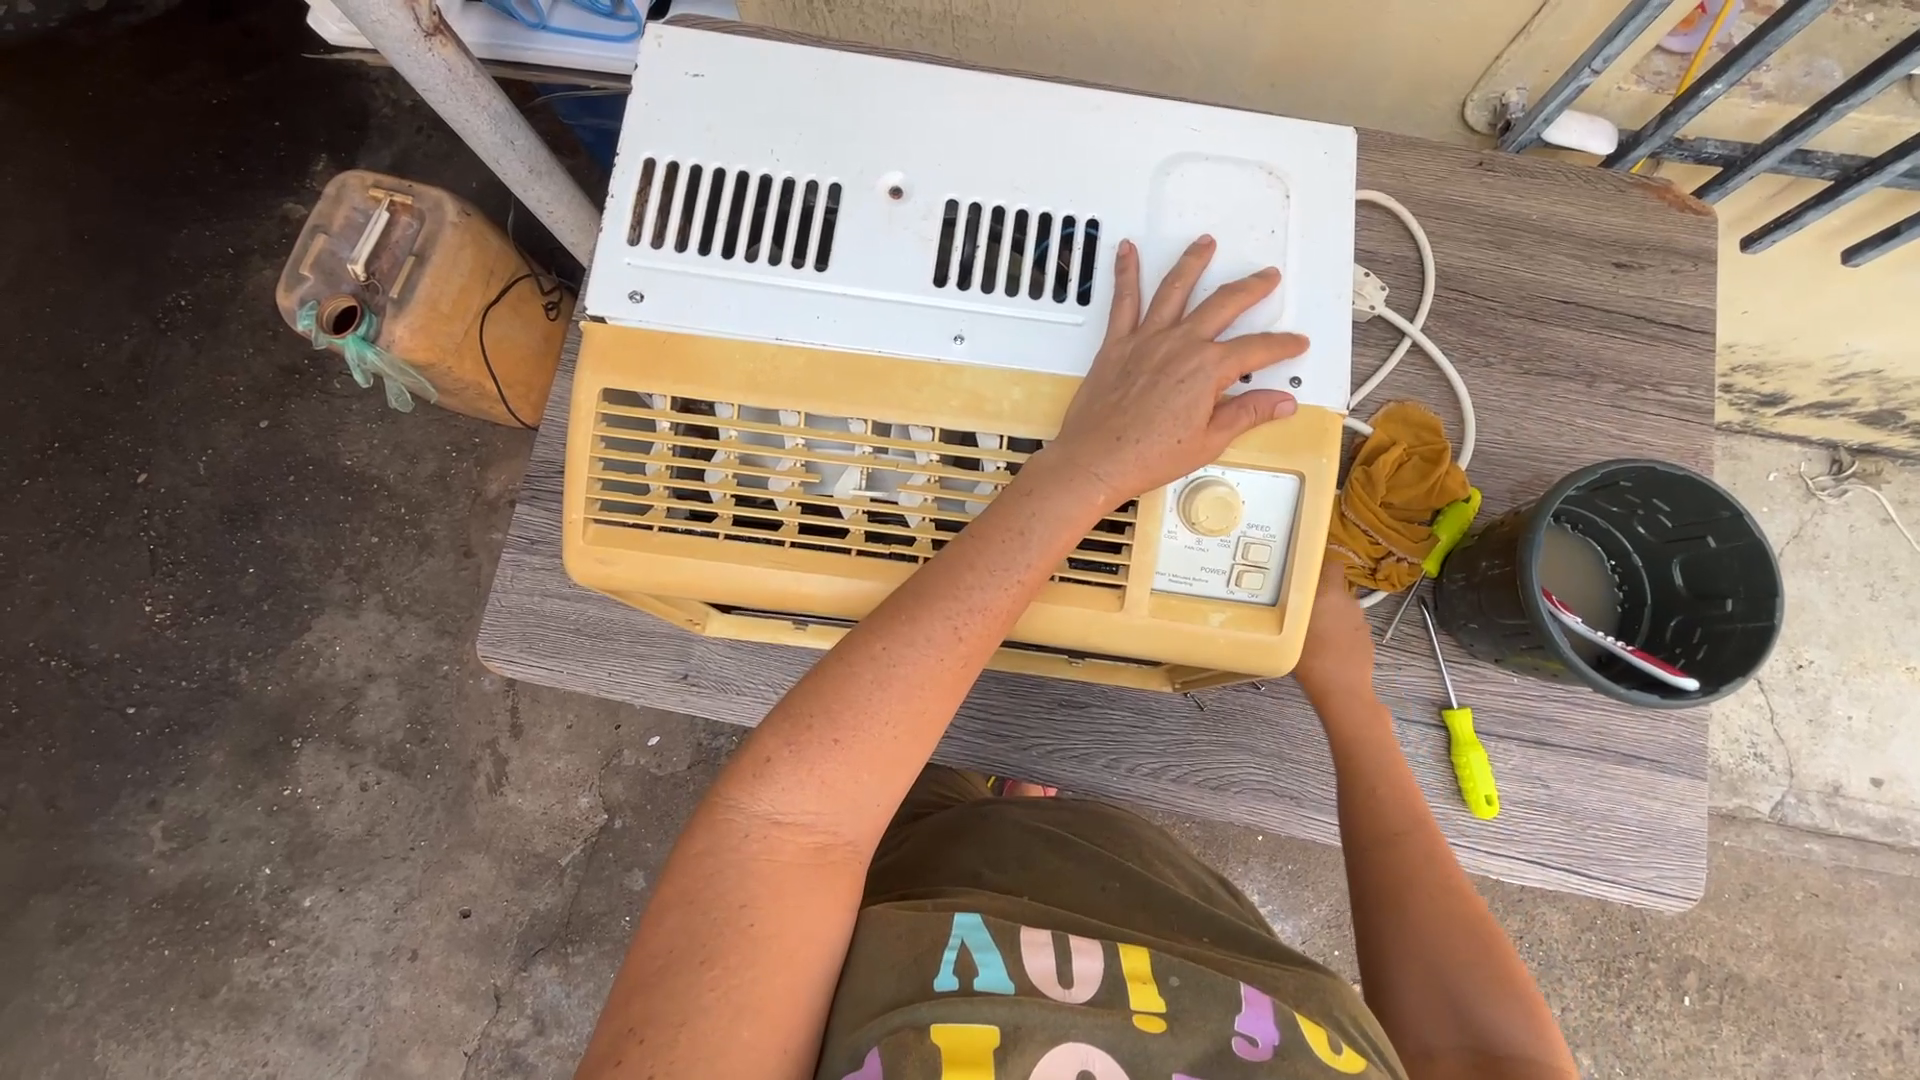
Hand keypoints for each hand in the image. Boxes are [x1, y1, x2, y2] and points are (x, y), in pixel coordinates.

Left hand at [1036, 236, 1309, 507]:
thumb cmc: (1147, 456)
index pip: (1256, 349)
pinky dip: (1125, 273)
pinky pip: (1123, 301)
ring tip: (1206, 244)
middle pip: (1223, 304)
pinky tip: (1127, 250)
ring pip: (1175, 289)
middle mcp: (1179, 344)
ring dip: (1193, 262)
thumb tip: (1282, 402)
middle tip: (1267, 277)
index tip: (1295, 343)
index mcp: (1207, 369)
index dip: (1280, 346)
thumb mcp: (1208, 441)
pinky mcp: (1116, 345)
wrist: (1095, 460)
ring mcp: (1146, 340)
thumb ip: (1246, 414)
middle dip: (1250, 288)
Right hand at [1292, 552, 1378, 705]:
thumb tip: (1291, 594)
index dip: (1320, 564)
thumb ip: (1292, 605)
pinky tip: (1325, 647)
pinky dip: (1338, 631)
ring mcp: (1361, 621)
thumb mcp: (1289, 627)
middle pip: (1333, 589)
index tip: (1304, 570)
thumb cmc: (1310, 657)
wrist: (1342, 690)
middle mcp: (1349, 602)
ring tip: (1309, 631)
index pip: (1331, 564)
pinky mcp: (1366, 639)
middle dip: (1319, 594)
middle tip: (1298, 606)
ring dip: (1328, 614)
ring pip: (1341, 609)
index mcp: (1330, 593)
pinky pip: (1348, 627)